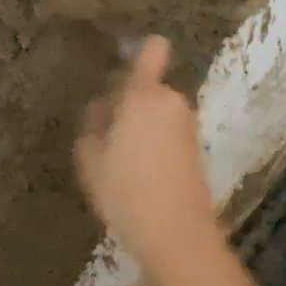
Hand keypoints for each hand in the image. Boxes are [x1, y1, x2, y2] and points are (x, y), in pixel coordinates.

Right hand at [75, 36, 228, 285]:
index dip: (140, 50)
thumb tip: (101, 106)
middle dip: (128, 100)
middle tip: (105, 132)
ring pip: (156, 110)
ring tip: (118, 160)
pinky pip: (166, 131)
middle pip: (147, 86)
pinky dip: (153, 142)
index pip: (152, 51)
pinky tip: (137, 173)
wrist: (177, 235)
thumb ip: (93, 124)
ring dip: (140, 124)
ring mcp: (187, 125)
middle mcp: (171, 101)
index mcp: (143, 95)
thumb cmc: (126, 192)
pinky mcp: (195, 148)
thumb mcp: (90, 159)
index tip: (121, 58)